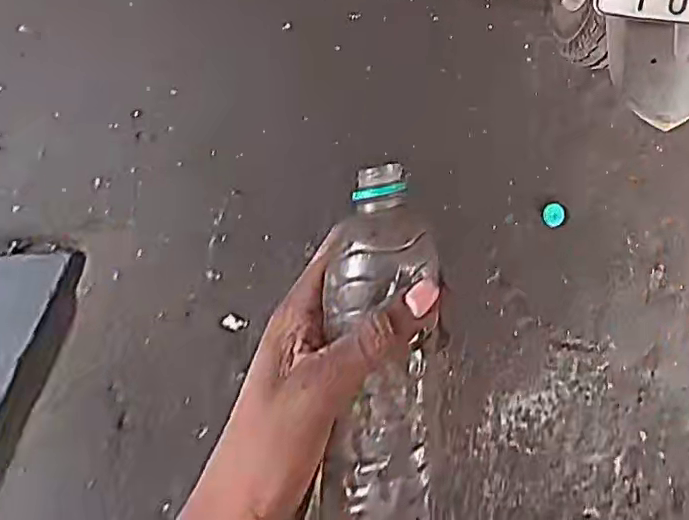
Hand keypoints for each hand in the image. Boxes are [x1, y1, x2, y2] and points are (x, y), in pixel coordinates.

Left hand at [183, 230, 440, 519]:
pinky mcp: (333, 394)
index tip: (411, 233)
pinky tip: (412, 363)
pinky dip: (396, 354)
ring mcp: (321, 363)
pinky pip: (371, 359)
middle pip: (361, 287)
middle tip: (433, 283)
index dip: (374, 236)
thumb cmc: (255, 455)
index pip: (340, 252)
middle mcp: (308, 333)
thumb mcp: (321, 383)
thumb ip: (373, 339)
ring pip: (369, 324)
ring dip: (400, 321)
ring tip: (431, 319)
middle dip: (398, 281)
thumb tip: (420, 294)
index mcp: (296, 315)